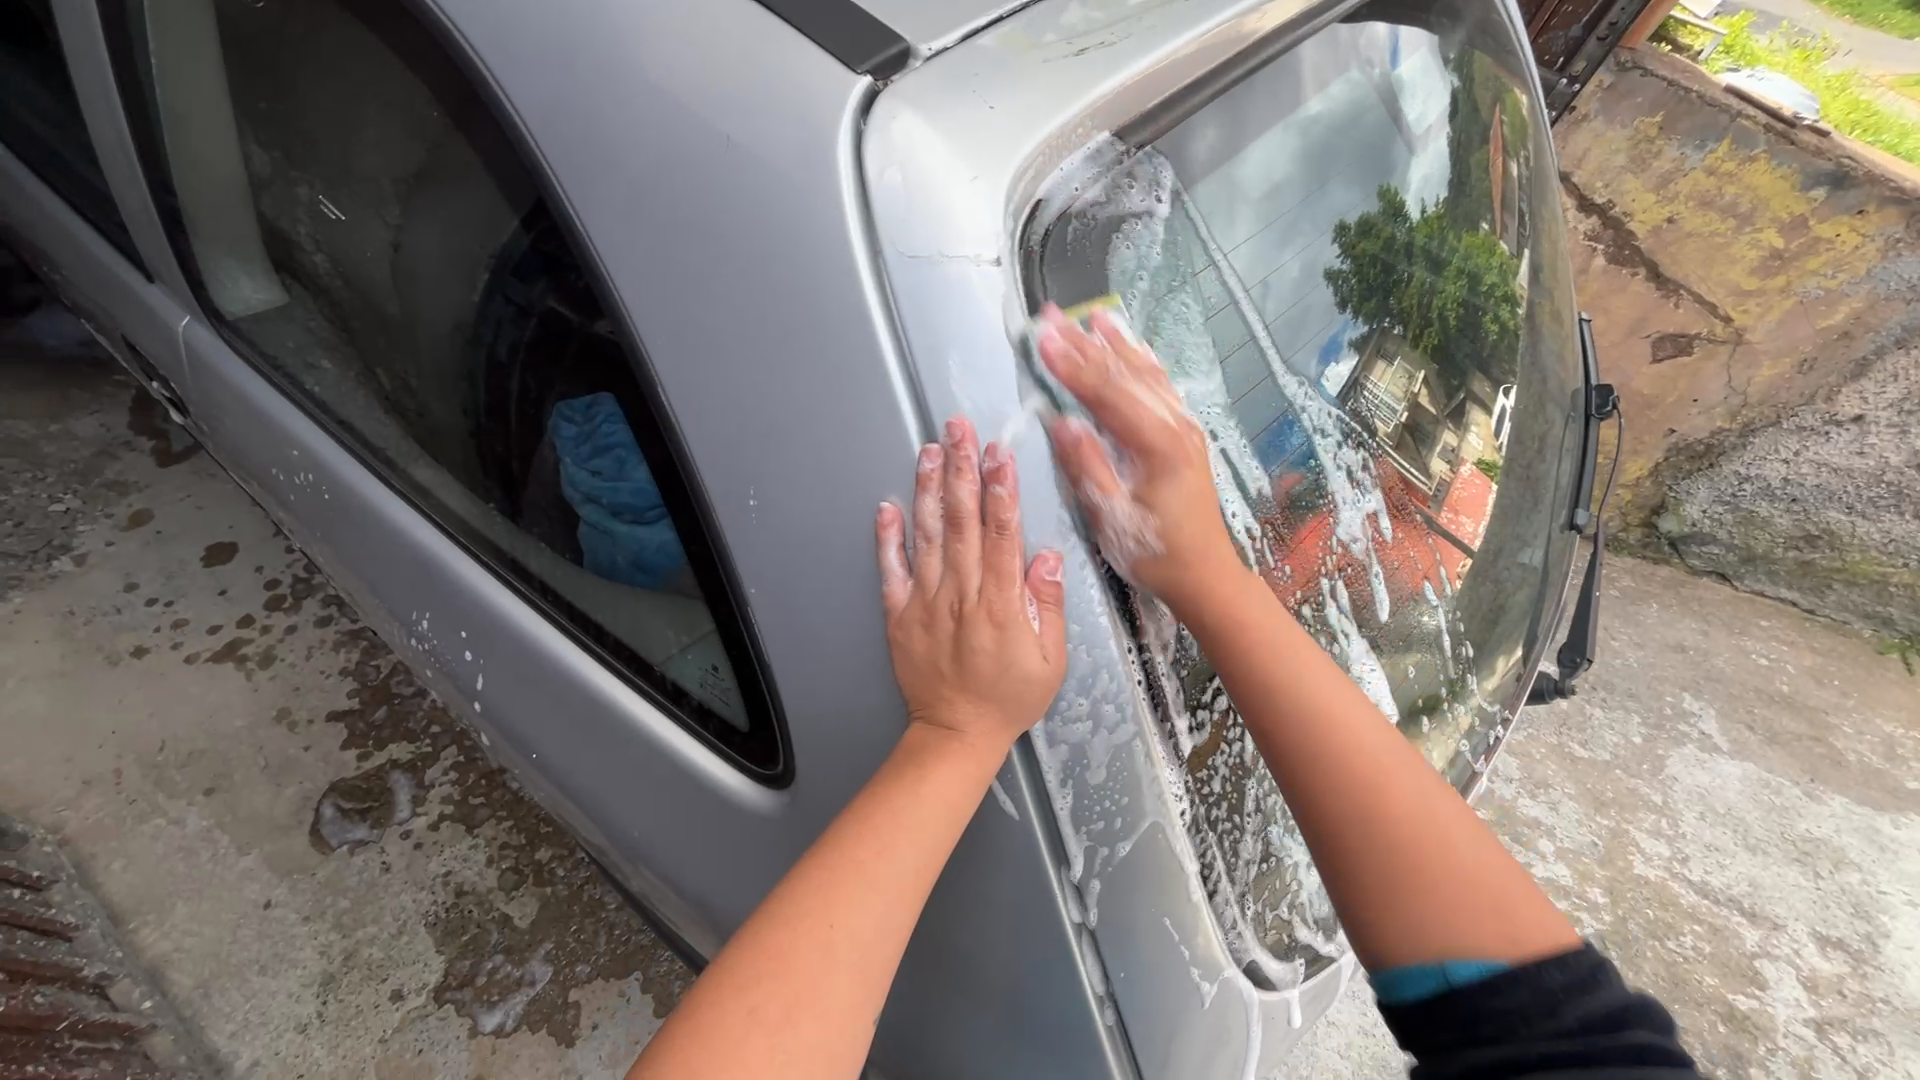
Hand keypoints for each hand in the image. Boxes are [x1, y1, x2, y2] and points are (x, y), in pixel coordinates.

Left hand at [875, 417, 1068, 757]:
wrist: (956, 733)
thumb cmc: (1009, 697)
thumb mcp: (1049, 660)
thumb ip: (1047, 605)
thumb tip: (1046, 556)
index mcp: (1001, 604)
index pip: (1002, 534)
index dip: (1001, 489)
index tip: (999, 453)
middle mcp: (961, 595)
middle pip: (962, 522)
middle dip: (962, 470)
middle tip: (959, 428)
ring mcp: (926, 602)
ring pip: (927, 536)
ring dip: (928, 489)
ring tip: (929, 449)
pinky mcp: (900, 614)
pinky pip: (891, 570)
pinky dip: (887, 538)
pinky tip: (887, 506)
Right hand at [1037, 303, 1244, 613]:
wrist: (1207, 575)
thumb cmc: (1157, 553)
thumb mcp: (1113, 519)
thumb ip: (1087, 467)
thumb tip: (1061, 422)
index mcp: (1157, 444)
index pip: (1107, 393)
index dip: (1072, 365)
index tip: (1043, 338)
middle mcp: (1175, 426)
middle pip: (1125, 375)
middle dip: (1087, 343)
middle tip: (1053, 315)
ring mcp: (1185, 428)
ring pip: (1147, 375)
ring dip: (1117, 344)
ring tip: (1093, 315)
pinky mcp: (1186, 436)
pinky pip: (1162, 387)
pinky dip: (1144, 362)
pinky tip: (1135, 348)